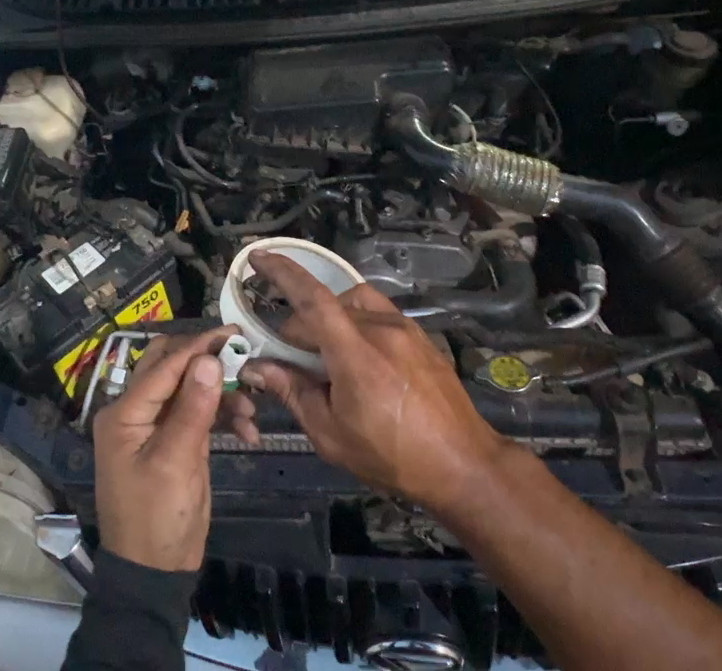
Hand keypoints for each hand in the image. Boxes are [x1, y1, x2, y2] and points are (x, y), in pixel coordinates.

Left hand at [92, 327, 258, 571]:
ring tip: (251, 414)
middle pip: (172, 368)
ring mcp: (155, 426)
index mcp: (123, 413)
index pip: (163, 366)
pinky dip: (222, 416)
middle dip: (208, 362)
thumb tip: (209, 359)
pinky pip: (199, 413)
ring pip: (190, 390)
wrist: (153, 572)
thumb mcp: (174, 463)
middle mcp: (135, 412)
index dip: (198, 347)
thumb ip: (193, 410)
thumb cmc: (156, 518)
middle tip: (244, 358)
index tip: (233, 332)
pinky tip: (247, 430)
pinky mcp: (175, 441)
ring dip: (221, 394)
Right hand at [238, 251, 506, 512]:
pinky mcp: (420, 334)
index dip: (282, 273)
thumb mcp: (331, 435)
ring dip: (329, 320)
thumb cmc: (393, 458)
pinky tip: (356, 354)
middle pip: (326, 306)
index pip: (312, 300)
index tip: (258, 257)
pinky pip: (376, 312)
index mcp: (357, 356)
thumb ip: (294, 393)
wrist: (463, 464)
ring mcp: (405, 328)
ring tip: (325, 355)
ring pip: (351, 303)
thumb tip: (258, 366)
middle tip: (292, 365)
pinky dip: (355, 322)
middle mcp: (382, 330)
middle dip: (300, 330)